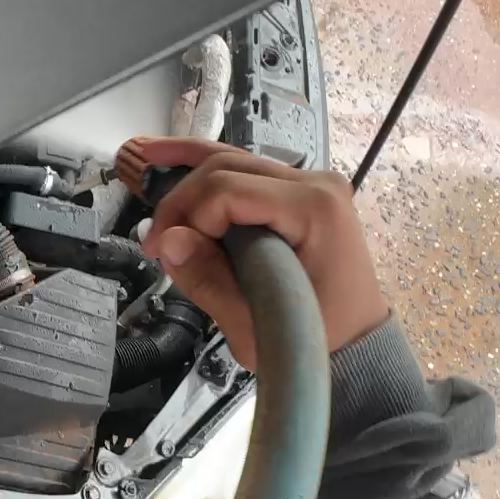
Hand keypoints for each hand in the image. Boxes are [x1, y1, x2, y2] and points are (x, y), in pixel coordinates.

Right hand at [119, 136, 389, 369]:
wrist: (355, 344)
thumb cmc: (310, 340)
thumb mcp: (252, 323)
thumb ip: (208, 280)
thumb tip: (166, 241)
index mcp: (312, 209)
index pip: (225, 190)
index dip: (185, 217)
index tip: (162, 254)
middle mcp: (315, 184)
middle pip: (225, 167)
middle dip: (180, 200)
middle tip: (155, 243)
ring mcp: (309, 185)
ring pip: (232, 160)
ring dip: (185, 168)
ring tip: (144, 165)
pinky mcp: (297, 195)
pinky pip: (243, 172)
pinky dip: (204, 166)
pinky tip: (170, 155)